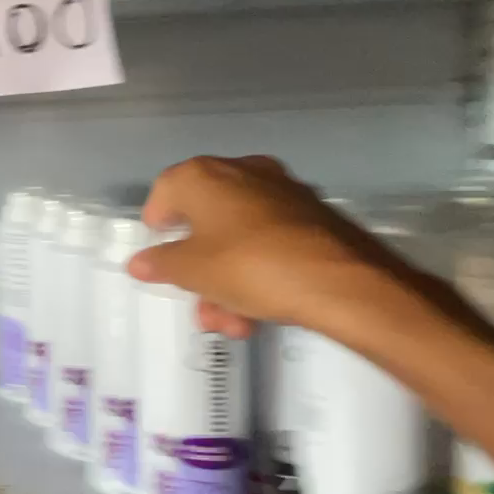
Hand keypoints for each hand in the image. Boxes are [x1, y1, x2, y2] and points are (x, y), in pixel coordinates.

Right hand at [126, 155, 428, 338]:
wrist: (351, 287)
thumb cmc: (250, 266)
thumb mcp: (188, 271)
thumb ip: (159, 264)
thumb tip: (142, 263)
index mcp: (204, 175)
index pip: (163, 195)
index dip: (157, 230)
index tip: (161, 258)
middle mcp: (243, 172)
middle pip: (205, 221)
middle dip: (198, 267)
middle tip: (199, 300)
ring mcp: (286, 193)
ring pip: (239, 238)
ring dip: (228, 279)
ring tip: (233, 321)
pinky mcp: (319, 219)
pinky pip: (273, 243)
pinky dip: (261, 270)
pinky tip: (261, 308)